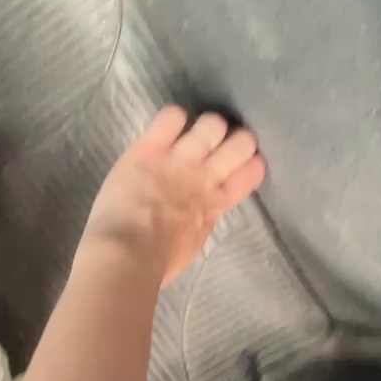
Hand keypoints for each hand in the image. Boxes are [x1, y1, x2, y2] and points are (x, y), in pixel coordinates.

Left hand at [83, 106, 266, 284]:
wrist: (127, 254)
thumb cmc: (157, 263)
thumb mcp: (192, 245)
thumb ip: (201, 221)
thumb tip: (199, 213)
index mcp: (216, 204)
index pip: (252, 171)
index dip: (248, 164)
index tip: (239, 166)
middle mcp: (205, 176)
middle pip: (242, 141)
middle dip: (235, 140)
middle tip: (217, 147)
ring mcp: (179, 159)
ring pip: (212, 123)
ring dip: (206, 127)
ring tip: (191, 137)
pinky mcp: (149, 149)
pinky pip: (171, 116)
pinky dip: (172, 118)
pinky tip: (165, 131)